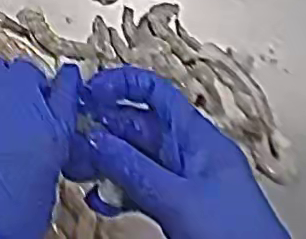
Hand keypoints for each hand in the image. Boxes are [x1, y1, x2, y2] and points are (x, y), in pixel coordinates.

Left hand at [0, 59, 80, 238]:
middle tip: (18, 104)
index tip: (66, 79)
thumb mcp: (45, 180)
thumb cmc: (4, 209)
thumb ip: (47, 144)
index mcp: (53, 126)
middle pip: (28, 72)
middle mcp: (21, 95)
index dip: (66, 84)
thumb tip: (37, 133)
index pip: (67, 90)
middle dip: (26, 84)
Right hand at [79, 67, 289, 238]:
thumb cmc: (234, 237)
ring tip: (78, 172)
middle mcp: (188, 152)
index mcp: (197, 138)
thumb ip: (130, 164)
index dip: (118, 83)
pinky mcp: (178, 208)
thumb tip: (89, 136)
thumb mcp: (177, 200)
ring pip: (131, 156)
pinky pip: (137, 185)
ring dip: (102, 162)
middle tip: (71, 138)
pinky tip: (98, 200)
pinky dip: (115, 189)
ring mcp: (183, 182)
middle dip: (100, 129)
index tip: (87, 94)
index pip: (153, 89)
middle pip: (134, 123)